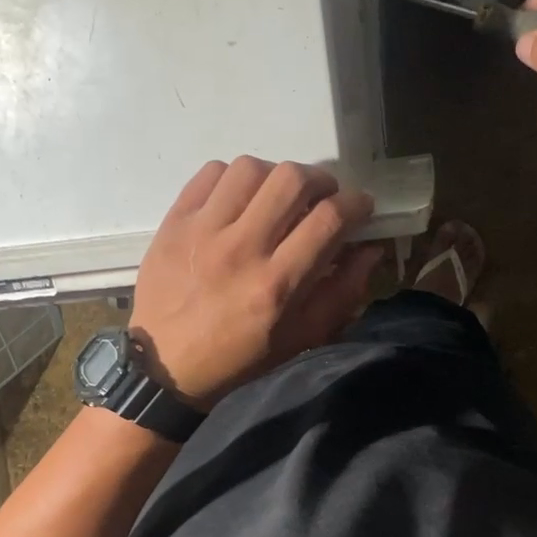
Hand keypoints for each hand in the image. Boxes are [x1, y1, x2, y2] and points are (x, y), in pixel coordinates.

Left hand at [129, 157, 382, 409]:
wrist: (165, 367)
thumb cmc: (240, 360)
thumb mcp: (301, 338)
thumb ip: (341, 293)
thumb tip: (371, 250)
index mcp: (277, 284)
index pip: (329, 219)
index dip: (356, 204)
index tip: (361, 208)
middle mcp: (242, 249)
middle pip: (293, 180)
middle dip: (321, 181)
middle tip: (322, 197)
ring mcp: (203, 230)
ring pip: (252, 168)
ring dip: (276, 177)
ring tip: (278, 197)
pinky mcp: (175, 221)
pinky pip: (211, 173)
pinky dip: (234, 178)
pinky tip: (240, 200)